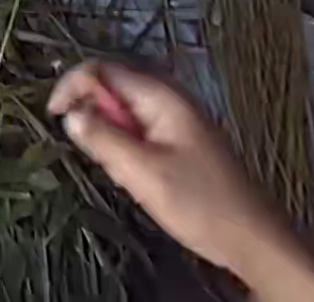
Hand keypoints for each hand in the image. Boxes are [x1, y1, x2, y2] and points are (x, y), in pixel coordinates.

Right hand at [49, 61, 313, 293]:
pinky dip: (126, 145)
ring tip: (120, 170)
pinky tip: (137, 175)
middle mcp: (168, 96)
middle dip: (93, 113)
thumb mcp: (143, 172)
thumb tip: (69, 113)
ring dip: (110, 134)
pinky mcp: (181, 139)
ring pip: (123, 111)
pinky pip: (139, 128)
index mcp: (160, 94)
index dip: (72, 86)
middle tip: (91, 149)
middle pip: (111, 87)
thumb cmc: (201, 205)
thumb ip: (102, 137)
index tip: (54, 115)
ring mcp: (176, 117)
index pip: (101, 69)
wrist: (259, 244)